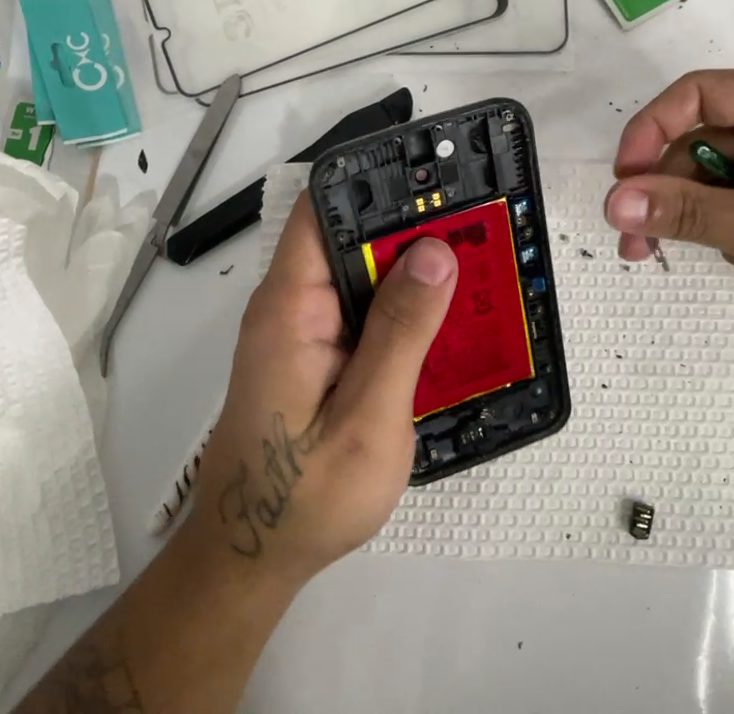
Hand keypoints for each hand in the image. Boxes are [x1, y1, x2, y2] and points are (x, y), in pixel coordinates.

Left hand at [179, 193, 457, 589]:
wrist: (252, 559)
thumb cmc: (306, 496)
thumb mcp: (366, 417)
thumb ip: (401, 332)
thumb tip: (434, 250)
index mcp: (290, 306)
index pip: (322, 211)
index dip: (376, 184)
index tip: (439, 174)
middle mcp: (289, 307)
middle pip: (348, 239)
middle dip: (410, 225)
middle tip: (482, 219)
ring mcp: (299, 333)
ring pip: (359, 276)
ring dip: (411, 268)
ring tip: (479, 258)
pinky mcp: (312, 358)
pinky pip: (360, 313)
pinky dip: (401, 308)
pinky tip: (446, 315)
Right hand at [603, 68, 733, 346]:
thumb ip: (691, 214)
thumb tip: (613, 202)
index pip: (699, 95)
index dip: (650, 132)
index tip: (624, 185)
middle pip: (700, 140)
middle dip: (664, 188)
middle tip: (633, 245)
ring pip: (713, 176)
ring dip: (686, 214)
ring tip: (659, 258)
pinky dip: (717, 228)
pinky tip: (722, 256)